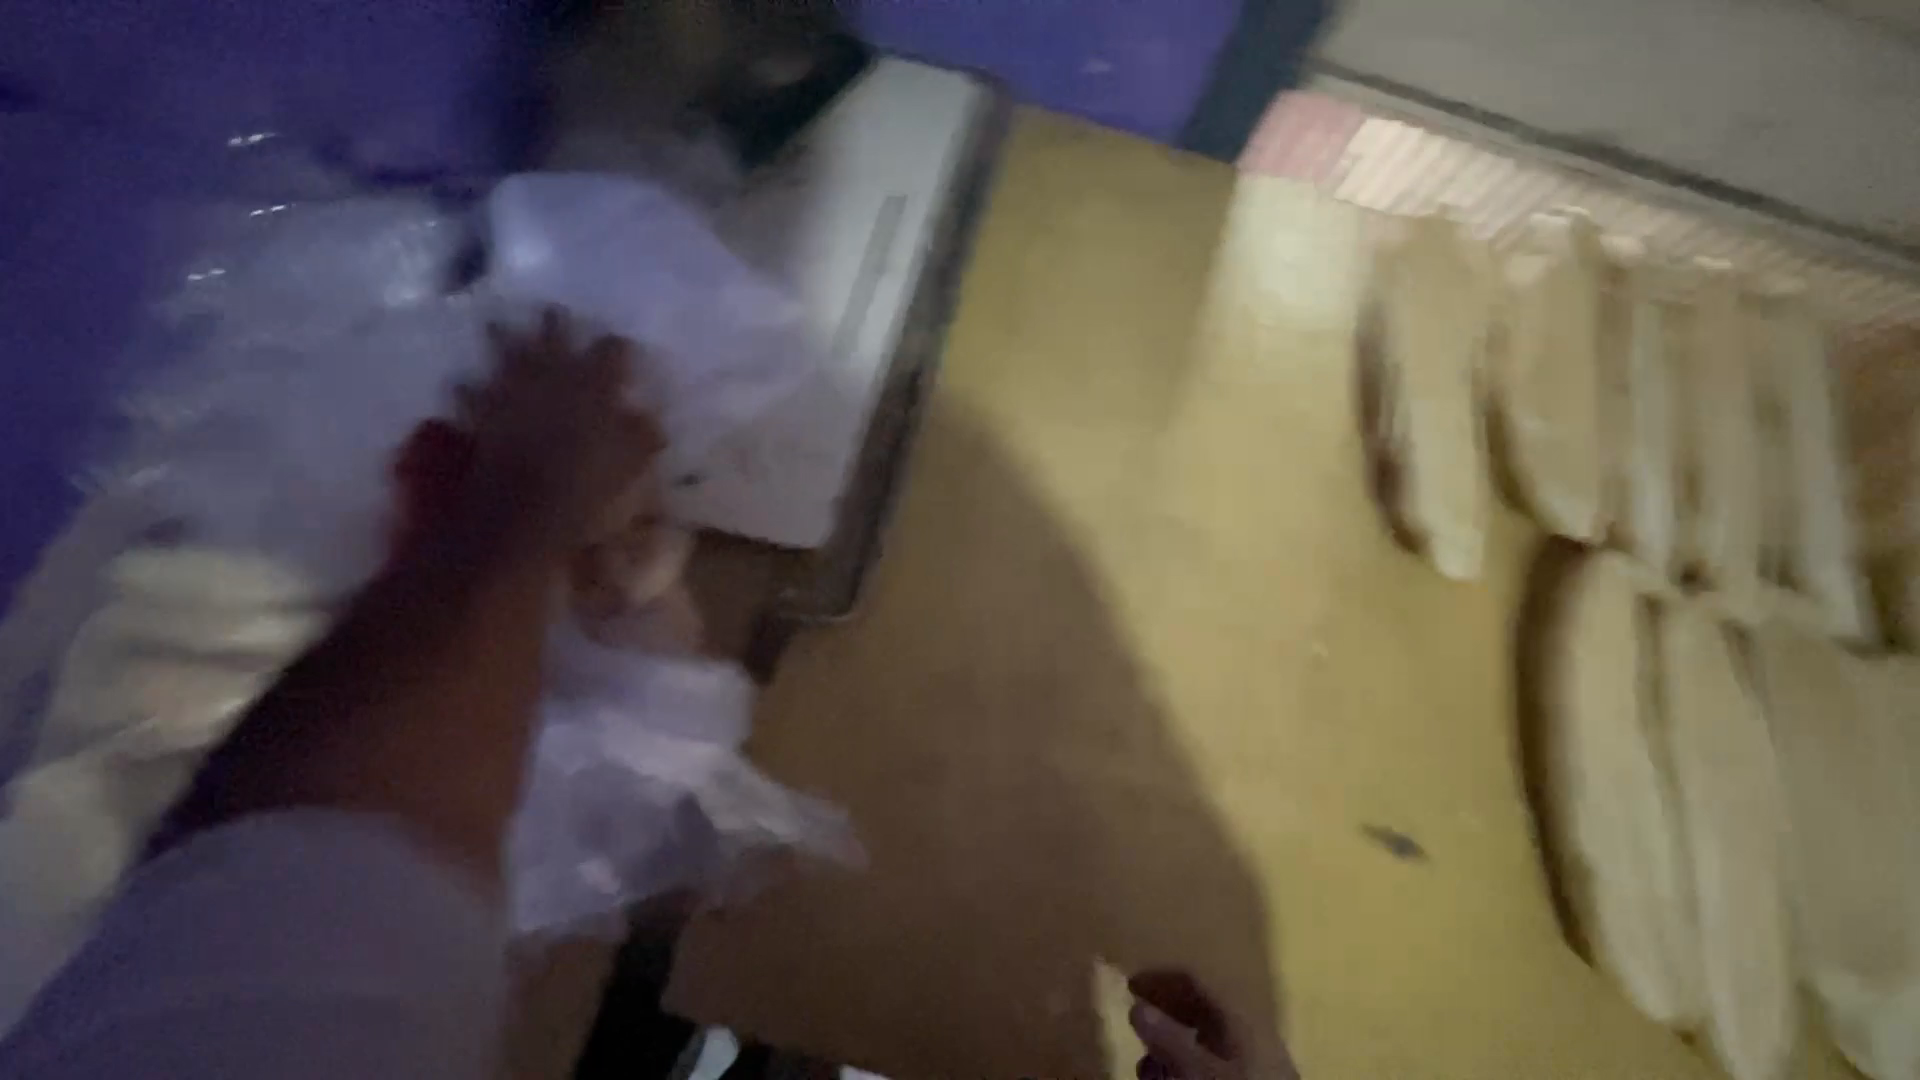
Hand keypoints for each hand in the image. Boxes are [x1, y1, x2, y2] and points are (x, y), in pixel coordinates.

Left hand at [458, 309, 663, 556]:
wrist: (526, 510)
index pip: (612, 348)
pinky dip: (470, 387)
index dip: (620, 346)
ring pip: (501, 348)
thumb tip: (648, 417)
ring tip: (497, 324)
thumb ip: (643, 433)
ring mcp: (510, 388)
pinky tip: (468, 384)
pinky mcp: (479, 411)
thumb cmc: (592, 484)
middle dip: (554, 321)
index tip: (625, 350)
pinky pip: (468, 389)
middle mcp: (551, 372)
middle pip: (552, 331)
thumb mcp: (636, 462)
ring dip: (501, 336)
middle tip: (554, 312)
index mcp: (595, 381)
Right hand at [1128, 970, 1296, 1079]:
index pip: (1193, 980)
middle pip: (1197, 1010)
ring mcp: (1253, 1059)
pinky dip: (1189, 1070)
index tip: (1129, 987)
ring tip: (1149, 1073)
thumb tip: (1136, 1006)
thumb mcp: (1199, 1072)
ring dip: (1172, 1052)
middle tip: (1137, 1035)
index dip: (1159, 979)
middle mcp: (1246, 1029)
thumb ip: (1168, 1038)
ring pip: (1203, 1041)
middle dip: (1163, 1021)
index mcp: (1236, 1016)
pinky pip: (1214, 1065)